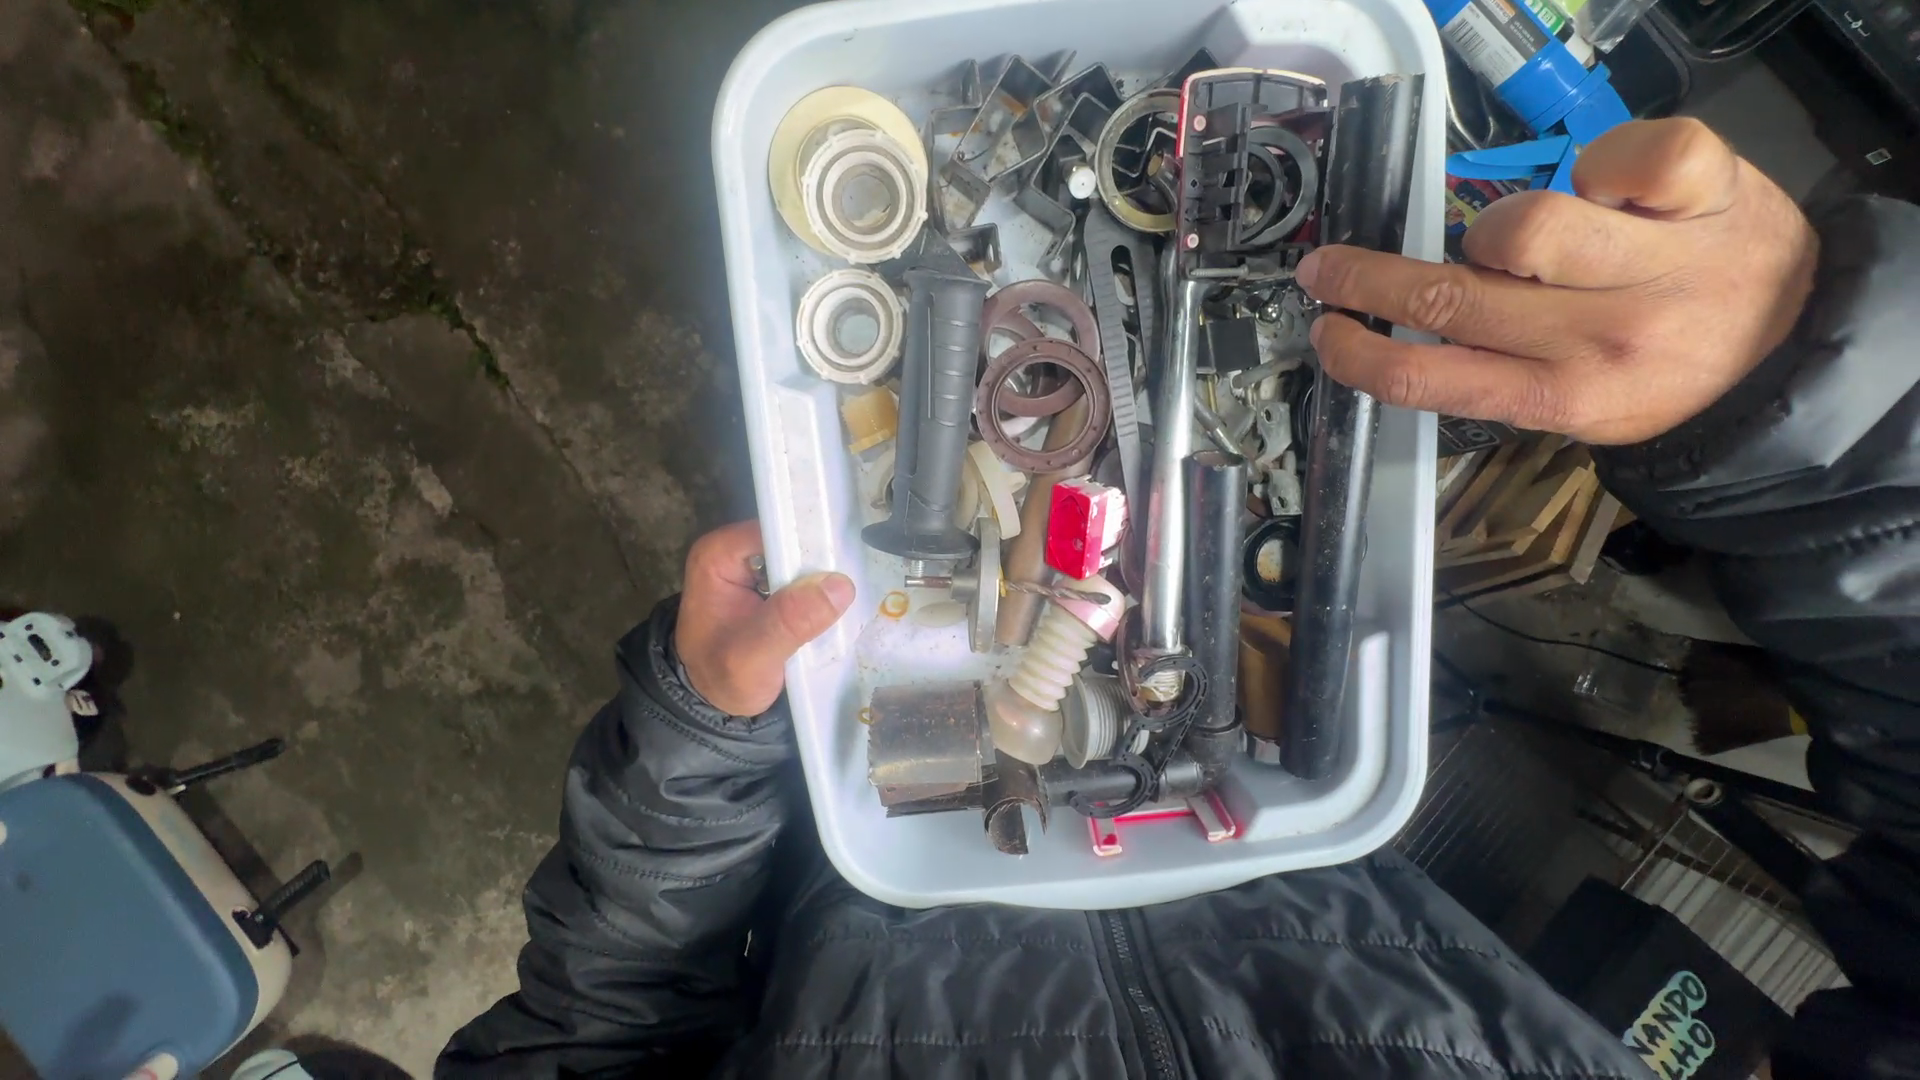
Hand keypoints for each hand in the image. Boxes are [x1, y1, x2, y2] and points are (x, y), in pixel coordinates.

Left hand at [674, 521, 855, 715]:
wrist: (714, 701)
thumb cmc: (721, 678)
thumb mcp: (751, 657)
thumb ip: (789, 622)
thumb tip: (838, 586)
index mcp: (719, 554)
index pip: (776, 529)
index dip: (810, 544)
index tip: (842, 566)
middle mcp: (739, 550)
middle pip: (795, 539)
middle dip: (824, 564)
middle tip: (849, 591)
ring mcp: (759, 566)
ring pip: (806, 559)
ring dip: (828, 581)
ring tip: (848, 602)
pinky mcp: (776, 584)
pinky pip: (808, 578)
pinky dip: (823, 594)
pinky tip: (838, 609)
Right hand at [1297, 118, 1818, 444]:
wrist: (1793, 352)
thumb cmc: (1655, 381)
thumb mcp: (1562, 407)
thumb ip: (1487, 372)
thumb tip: (1408, 318)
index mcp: (1553, 396)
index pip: (1424, 378)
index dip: (1356, 353)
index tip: (1324, 330)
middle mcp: (1599, 336)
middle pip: (1449, 299)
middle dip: (1366, 279)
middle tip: (1329, 269)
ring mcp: (1658, 264)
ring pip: (1524, 226)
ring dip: (1495, 230)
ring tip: (1517, 243)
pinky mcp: (1711, 192)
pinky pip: (1625, 154)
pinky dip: (1599, 162)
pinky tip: (1605, 191)